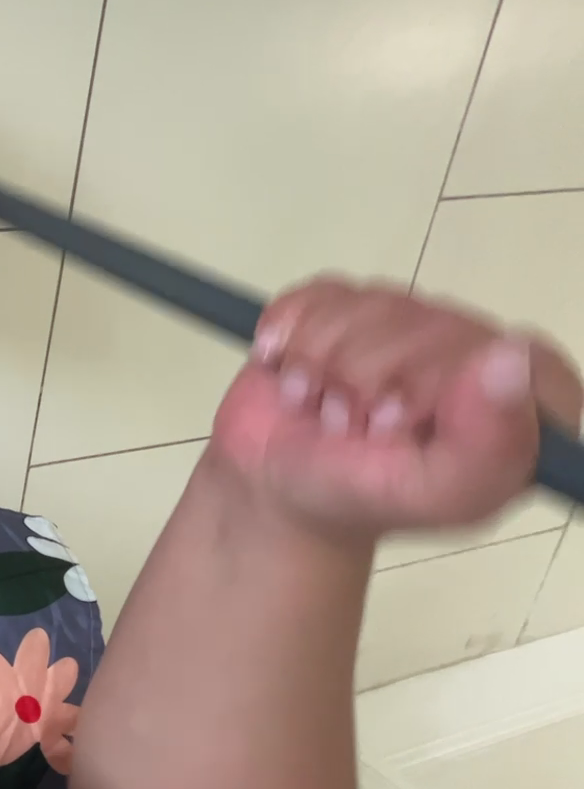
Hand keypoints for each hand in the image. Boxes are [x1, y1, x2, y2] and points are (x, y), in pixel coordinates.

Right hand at [208, 277, 580, 539]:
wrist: (267, 484)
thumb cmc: (352, 496)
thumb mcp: (436, 494)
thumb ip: (489, 441)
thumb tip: (505, 353)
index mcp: (522, 394)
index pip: (489, 346)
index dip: (422, 380)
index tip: (384, 427)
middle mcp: (469, 350)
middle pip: (416, 319)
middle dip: (354, 376)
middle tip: (341, 423)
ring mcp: (400, 326)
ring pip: (361, 303)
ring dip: (314, 360)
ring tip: (311, 401)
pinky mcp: (338, 312)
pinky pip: (315, 292)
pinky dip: (284, 329)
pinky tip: (282, 363)